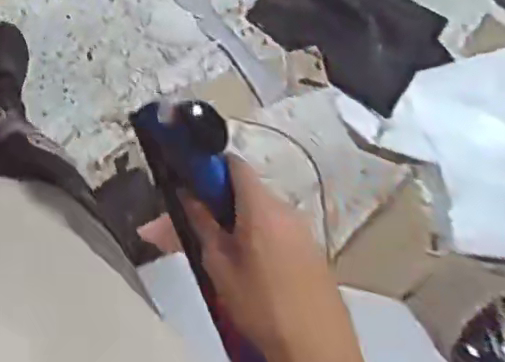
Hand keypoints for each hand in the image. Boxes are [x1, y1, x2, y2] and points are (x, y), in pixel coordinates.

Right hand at [139, 156, 361, 361]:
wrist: (320, 357)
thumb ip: (200, 220)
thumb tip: (185, 191)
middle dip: (212, 198)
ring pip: (258, 212)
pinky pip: (276, 231)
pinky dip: (253, 235)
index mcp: (262, 207)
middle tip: (185, 218)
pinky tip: (240, 261)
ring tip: (208, 244)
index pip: (232, 162)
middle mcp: (288, 213)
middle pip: (243, 189)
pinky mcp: (315, 258)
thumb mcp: (217, 262)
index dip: (206, 164)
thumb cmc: (261, 305)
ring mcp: (305, 236)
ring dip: (231, 219)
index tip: (185, 178)